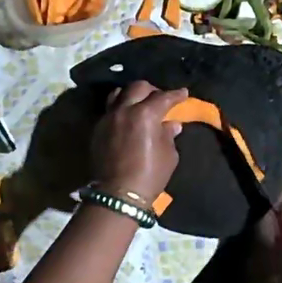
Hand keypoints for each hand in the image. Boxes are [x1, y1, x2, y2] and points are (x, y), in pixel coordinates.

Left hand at [90, 81, 186, 200]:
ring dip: (131, 95)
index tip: (183, 93)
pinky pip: (110, 110)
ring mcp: (108, 118)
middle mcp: (124, 110)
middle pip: (138, 87)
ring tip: (139, 104)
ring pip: (118, 94)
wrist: (118, 195)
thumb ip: (168, 135)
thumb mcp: (169, 155)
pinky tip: (127, 120)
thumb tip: (171, 124)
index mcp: (145, 114)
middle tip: (160, 99)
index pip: (163, 97)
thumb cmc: (150, 175)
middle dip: (152, 90)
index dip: (176, 94)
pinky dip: (121, 110)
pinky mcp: (98, 129)